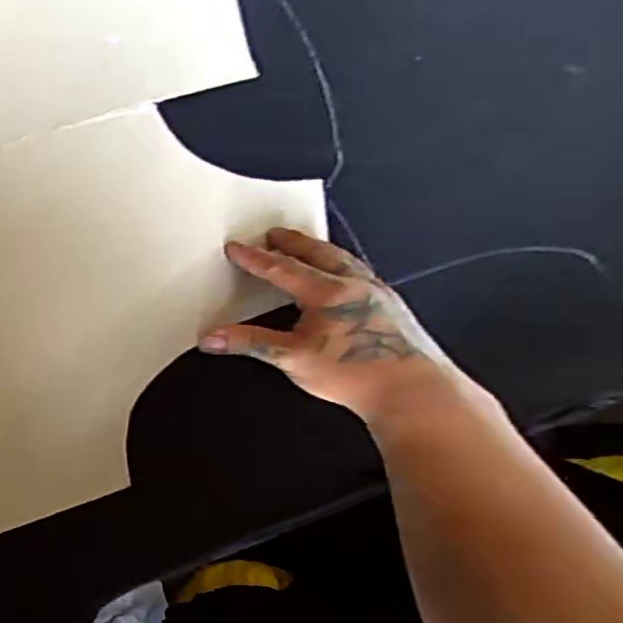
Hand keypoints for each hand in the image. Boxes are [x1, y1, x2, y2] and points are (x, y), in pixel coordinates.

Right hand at [199, 228, 473, 424]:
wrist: (410, 389)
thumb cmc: (356, 372)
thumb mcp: (290, 358)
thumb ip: (249, 343)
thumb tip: (212, 338)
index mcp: (330, 293)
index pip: (282, 269)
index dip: (255, 258)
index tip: (237, 247)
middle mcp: (356, 286)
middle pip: (319, 255)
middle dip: (293, 243)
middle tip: (275, 234)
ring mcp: (377, 294)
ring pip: (343, 262)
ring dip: (320, 252)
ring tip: (305, 248)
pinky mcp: (388, 307)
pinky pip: (359, 276)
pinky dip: (340, 268)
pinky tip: (337, 278)